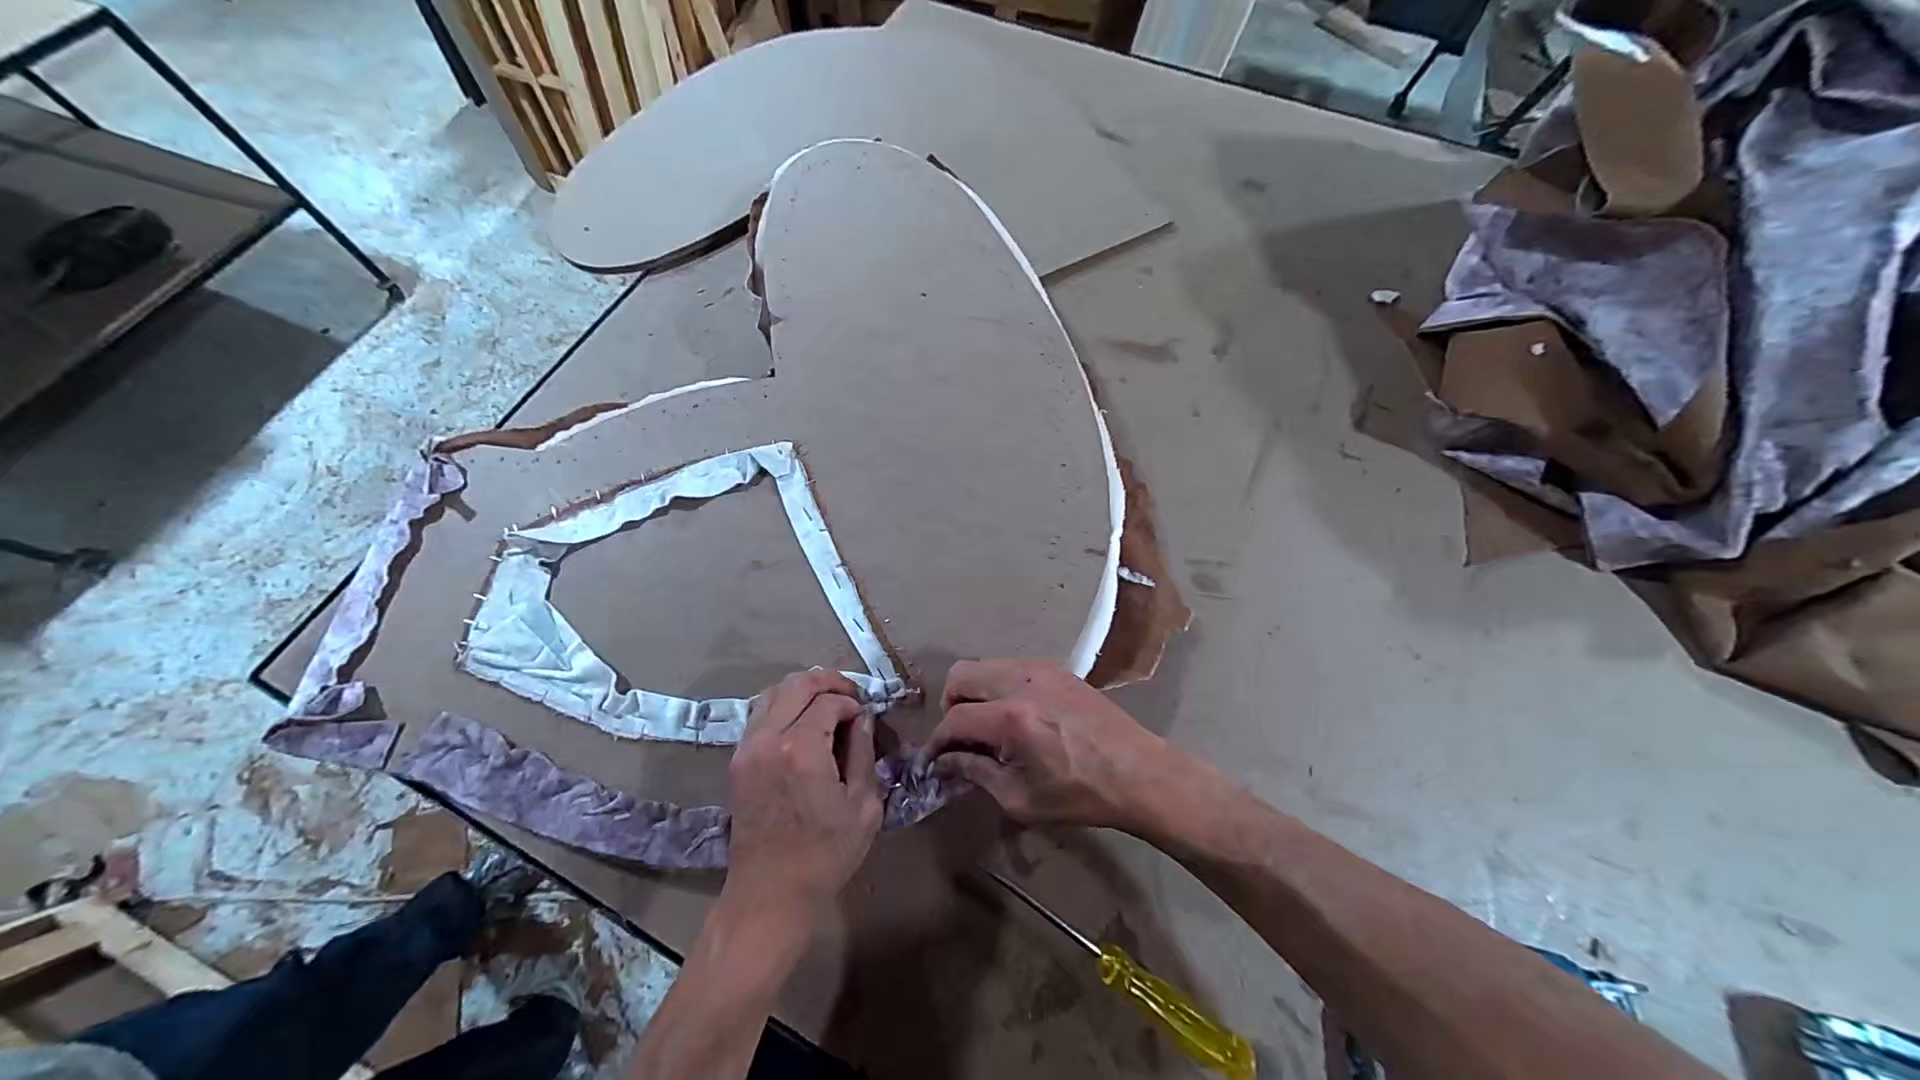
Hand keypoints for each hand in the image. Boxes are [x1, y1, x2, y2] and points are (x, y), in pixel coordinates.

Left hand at [723, 670, 882, 920]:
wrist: (770, 893)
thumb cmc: (825, 854)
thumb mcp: (864, 805)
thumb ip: (863, 754)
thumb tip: (861, 720)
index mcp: (801, 748)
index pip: (830, 701)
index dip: (853, 702)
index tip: (866, 718)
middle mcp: (768, 738)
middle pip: (797, 683)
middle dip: (829, 682)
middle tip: (851, 696)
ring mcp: (747, 748)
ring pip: (774, 692)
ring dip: (803, 691)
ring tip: (828, 706)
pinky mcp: (737, 760)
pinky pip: (760, 714)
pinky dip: (784, 707)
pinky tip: (803, 724)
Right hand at [926, 658, 1183, 831]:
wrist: (1139, 772)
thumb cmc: (1081, 794)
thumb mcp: (1020, 799)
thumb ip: (976, 773)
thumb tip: (946, 761)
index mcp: (1011, 718)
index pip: (954, 719)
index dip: (937, 741)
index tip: (934, 759)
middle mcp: (1021, 682)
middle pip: (960, 676)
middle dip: (950, 706)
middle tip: (960, 736)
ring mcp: (1041, 669)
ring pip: (984, 665)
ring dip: (974, 692)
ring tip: (987, 726)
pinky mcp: (1057, 668)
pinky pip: (1011, 667)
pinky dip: (999, 685)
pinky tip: (1014, 714)